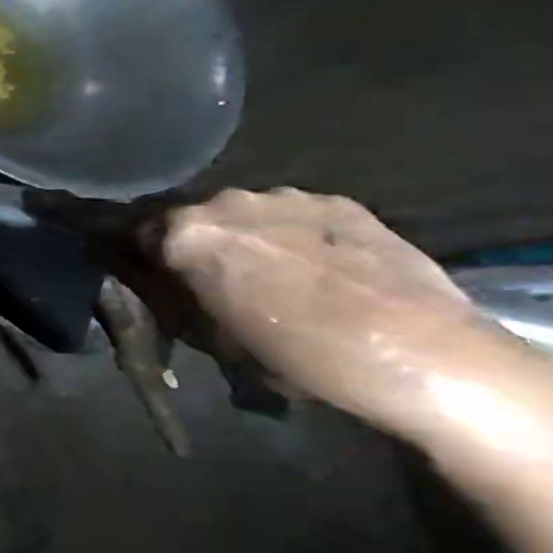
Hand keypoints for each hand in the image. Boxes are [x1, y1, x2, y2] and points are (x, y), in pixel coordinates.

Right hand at [156, 187, 522, 434]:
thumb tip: (146, 279)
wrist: (423, 356)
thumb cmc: (294, 355)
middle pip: (185, 217)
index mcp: (178, 234)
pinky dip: (293, 235)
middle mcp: (219, 201)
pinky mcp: (338, 201)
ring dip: (243, 236)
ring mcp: (282, 196)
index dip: (136, 257)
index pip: (129, 234)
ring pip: (241, 213)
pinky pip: (294, 214)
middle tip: (211, 278)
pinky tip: (319, 266)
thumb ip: (166, 295)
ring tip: (273, 272)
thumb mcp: (204, 336)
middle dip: (191, 243)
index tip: (148, 277)